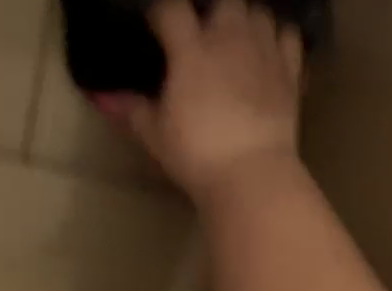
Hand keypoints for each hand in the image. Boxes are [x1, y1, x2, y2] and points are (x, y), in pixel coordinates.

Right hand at [97, 0, 305, 205]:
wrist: (250, 172)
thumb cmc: (194, 154)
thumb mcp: (155, 135)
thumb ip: (131, 110)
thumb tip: (101, 97)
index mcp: (191, 49)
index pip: (170, 10)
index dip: (159, 14)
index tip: (153, 25)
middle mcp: (230, 37)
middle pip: (222, 0)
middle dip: (208, 9)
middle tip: (198, 30)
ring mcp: (264, 49)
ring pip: (257, 11)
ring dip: (243, 18)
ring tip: (233, 36)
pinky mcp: (290, 69)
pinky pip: (288, 35)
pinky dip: (277, 36)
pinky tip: (268, 48)